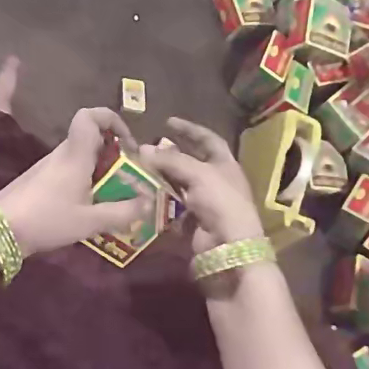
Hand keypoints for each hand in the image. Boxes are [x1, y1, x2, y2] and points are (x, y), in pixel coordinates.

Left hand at [0, 107, 151, 256]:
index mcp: (75, 154)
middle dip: (114, 153)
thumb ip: (122, 212)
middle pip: (91, 138)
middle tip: (129, 178)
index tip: (128, 143)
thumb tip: (148, 203)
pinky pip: (70, 171)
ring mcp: (48, 166)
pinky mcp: (39, 180)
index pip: (90, 115)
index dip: (112, 119)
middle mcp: (62, 154)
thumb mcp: (90, 221)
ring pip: (81, 156)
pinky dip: (85, 181)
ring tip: (114, 196)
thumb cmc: (47, 219)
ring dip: (100, 169)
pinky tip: (89, 205)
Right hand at [137, 117, 265, 254]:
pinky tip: (144, 193)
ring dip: (161, 177)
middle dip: (170, 154)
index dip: (189, 129)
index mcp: (225, 164)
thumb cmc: (220, 202)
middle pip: (191, 161)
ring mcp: (204, 201)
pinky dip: (160, 199)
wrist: (227, 246)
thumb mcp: (198, 173)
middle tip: (148, 148)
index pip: (207, 139)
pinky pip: (173, 205)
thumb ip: (171, 160)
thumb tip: (143, 149)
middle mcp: (216, 180)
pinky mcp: (192, 220)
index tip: (168, 122)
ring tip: (141, 169)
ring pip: (179, 184)